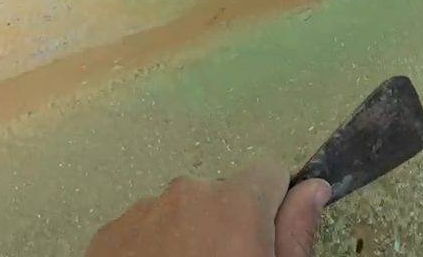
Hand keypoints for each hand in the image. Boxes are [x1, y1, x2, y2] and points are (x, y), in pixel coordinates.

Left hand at [86, 162, 330, 256]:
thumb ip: (295, 235)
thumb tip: (315, 188)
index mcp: (238, 203)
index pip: (271, 173)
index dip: (274, 209)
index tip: (265, 245)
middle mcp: (190, 192)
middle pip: (223, 195)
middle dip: (227, 227)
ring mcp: (144, 210)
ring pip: (182, 212)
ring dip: (188, 239)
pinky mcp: (108, 234)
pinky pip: (144, 229)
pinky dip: (151, 251)